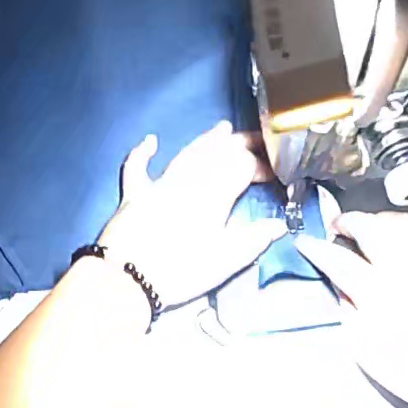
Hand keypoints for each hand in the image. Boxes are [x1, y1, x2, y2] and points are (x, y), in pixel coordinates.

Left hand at [95, 122, 288, 308]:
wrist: (129, 278)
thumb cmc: (183, 270)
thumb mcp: (226, 260)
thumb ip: (255, 239)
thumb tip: (279, 225)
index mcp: (215, 193)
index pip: (244, 167)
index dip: (262, 166)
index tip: (275, 175)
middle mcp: (189, 179)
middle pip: (218, 152)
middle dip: (240, 144)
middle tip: (257, 141)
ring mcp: (159, 183)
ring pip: (187, 153)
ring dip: (206, 140)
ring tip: (223, 129)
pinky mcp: (134, 194)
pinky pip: (138, 166)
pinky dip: (144, 152)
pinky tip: (150, 142)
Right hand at [295, 211, 407, 407]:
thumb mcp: (365, 348)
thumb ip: (350, 312)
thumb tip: (344, 291)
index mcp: (376, 290)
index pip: (337, 258)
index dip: (317, 248)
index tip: (306, 243)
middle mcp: (407, 265)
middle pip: (374, 225)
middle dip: (352, 221)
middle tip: (339, 227)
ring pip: (405, 224)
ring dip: (382, 224)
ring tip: (372, 233)